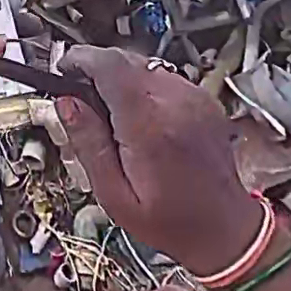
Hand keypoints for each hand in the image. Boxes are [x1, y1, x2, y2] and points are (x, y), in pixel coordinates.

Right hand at [54, 46, 264, 273]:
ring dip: (119, 80)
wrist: (225, 230)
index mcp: (150, 126)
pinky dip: (142, 87)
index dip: (80, 59)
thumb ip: (88, 144)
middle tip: (84, 100)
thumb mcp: (113, 195)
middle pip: (123, 59)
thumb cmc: (169, 221)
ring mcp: (193, 98)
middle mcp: (175, 103)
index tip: (64, 70)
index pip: (109, 65)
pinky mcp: (201, 99)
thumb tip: (66, 103)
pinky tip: (140, 118)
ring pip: (141, 65)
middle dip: (96, 71)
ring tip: (114, 116)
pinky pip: (160, 76)